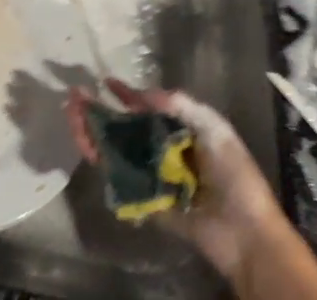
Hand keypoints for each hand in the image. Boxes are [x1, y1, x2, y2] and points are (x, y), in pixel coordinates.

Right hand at [65, 80, 283, 279]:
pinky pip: (115, 175)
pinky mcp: (142, 196)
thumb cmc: (235, 179)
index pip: (146, 107)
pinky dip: (98, 160)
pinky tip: (85, 146)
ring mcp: (149, 173)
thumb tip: (143, 92)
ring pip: (113, 148)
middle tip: (74, 99)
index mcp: (179, 132)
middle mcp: (160, 149)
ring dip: (91, 131)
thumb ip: (182, 106)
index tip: (105, 82)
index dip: (126, 94)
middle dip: (97, 111)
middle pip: (122, 126)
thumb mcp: (216, 132)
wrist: (244, 234)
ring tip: (72, 117)